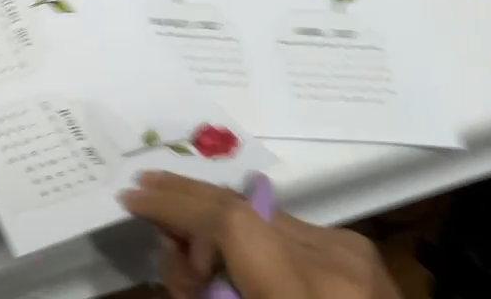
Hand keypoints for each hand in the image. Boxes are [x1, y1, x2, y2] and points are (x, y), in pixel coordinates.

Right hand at [119, 171, 400, 298]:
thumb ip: (205, 291)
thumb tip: (177, 243)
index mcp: (305, 296)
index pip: (231, 222)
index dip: (175, 205)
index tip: (132, 200)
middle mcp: (334, 263)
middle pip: (239, 205)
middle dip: (184, 200)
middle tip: (145, 202)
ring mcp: (352, 252)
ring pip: (258, 212)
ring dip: (214, 220)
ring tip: (189, 248)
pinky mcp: (359, 250)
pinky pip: (284, 227)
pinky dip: (250, 234)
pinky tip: (229, 251)